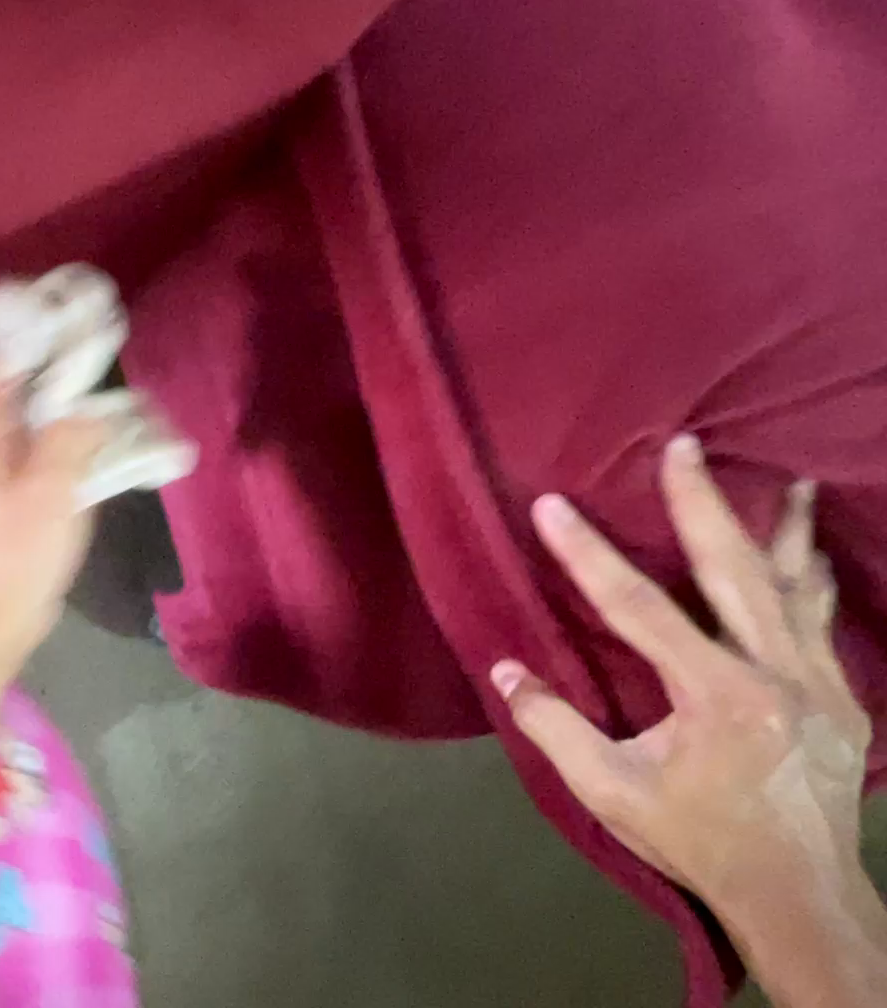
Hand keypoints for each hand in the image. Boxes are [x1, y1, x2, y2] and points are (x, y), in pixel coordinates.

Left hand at [0, 368, 105, 672]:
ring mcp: (3, 478)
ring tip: (106, 396)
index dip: (20, 348)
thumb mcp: (49, 486)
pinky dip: (71, 447)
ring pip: (33, 429)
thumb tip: (90, 412)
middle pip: (13, 397)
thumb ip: (69, 438)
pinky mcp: (21, 503)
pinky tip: (105, 446)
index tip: (58, 326)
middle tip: (93, 356)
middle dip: (49, 377)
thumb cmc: (17, 550)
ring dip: (64, 413)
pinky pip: (46, 459)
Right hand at [492, 436, 872, 912]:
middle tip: (684, 448)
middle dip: (703, 505)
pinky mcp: (842, 700)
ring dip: (781, 531)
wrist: (805, 897)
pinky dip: (810, 578)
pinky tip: (806, 555)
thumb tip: (503, 670)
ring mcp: (823, 686)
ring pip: (797, 589)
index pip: (638, 606)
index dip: (586, 553)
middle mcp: (781, 677)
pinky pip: (822, 621)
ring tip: (782, 482)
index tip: (552, 506)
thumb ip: (553, 724)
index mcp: (719, 696)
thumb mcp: (606, 788)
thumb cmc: (696, 837)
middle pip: (736, 573)